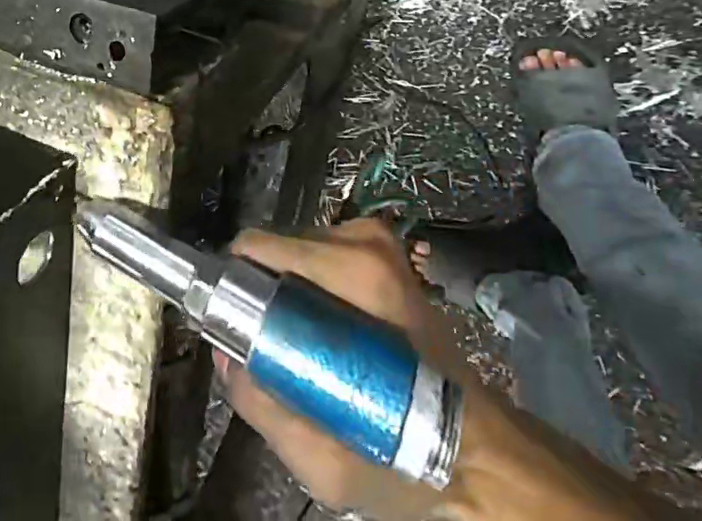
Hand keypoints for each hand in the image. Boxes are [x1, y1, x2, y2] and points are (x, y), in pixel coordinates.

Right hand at [219, 218, 668, 520]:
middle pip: (279, 246)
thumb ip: (264, 404)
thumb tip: (223, 354)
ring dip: (287, 286)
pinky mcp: (389, 255)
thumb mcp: (325, 459)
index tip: (230, 319)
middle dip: (263, 287)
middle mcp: (366, 242)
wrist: (478, 450)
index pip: (261, 248)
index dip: (235, 281)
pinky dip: (311, 282)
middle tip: (264, 339)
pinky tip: (321, 325)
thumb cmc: (403, 451)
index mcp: (353, 273)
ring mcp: (381, 244)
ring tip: (294, 338)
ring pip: (300, 248)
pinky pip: (324, 254)